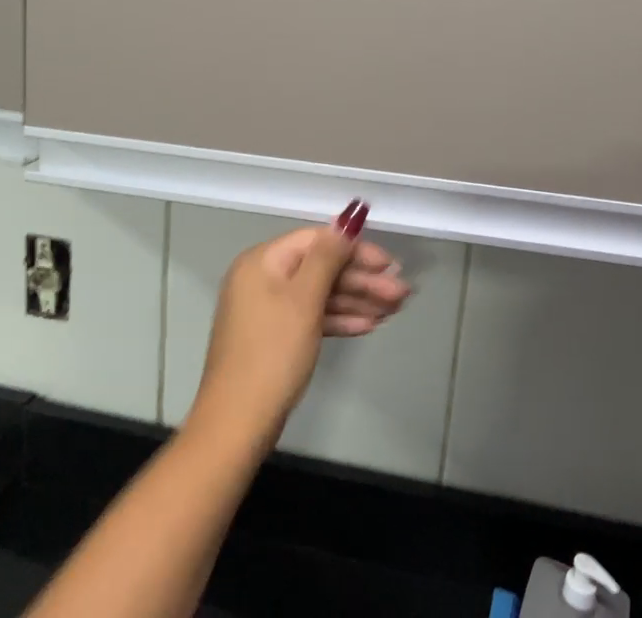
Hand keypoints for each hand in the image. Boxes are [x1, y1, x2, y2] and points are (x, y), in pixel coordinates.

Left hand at [188, 223, 409, 444]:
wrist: (239, 419)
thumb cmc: (273, 353)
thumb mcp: (304, 300)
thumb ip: (327, 258)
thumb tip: (345, 222)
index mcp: (262, 262)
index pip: (316, 241)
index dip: (355, 249)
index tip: (390, 264)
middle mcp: (262, 279)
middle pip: (320, 268)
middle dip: (362, 279)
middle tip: (402, 295)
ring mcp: (267, 309)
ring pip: (319, 294)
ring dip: (356, 300)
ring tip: (394, 311)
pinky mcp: (275, 337)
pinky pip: (311, 317)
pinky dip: (338, 319)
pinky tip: (368, 325)